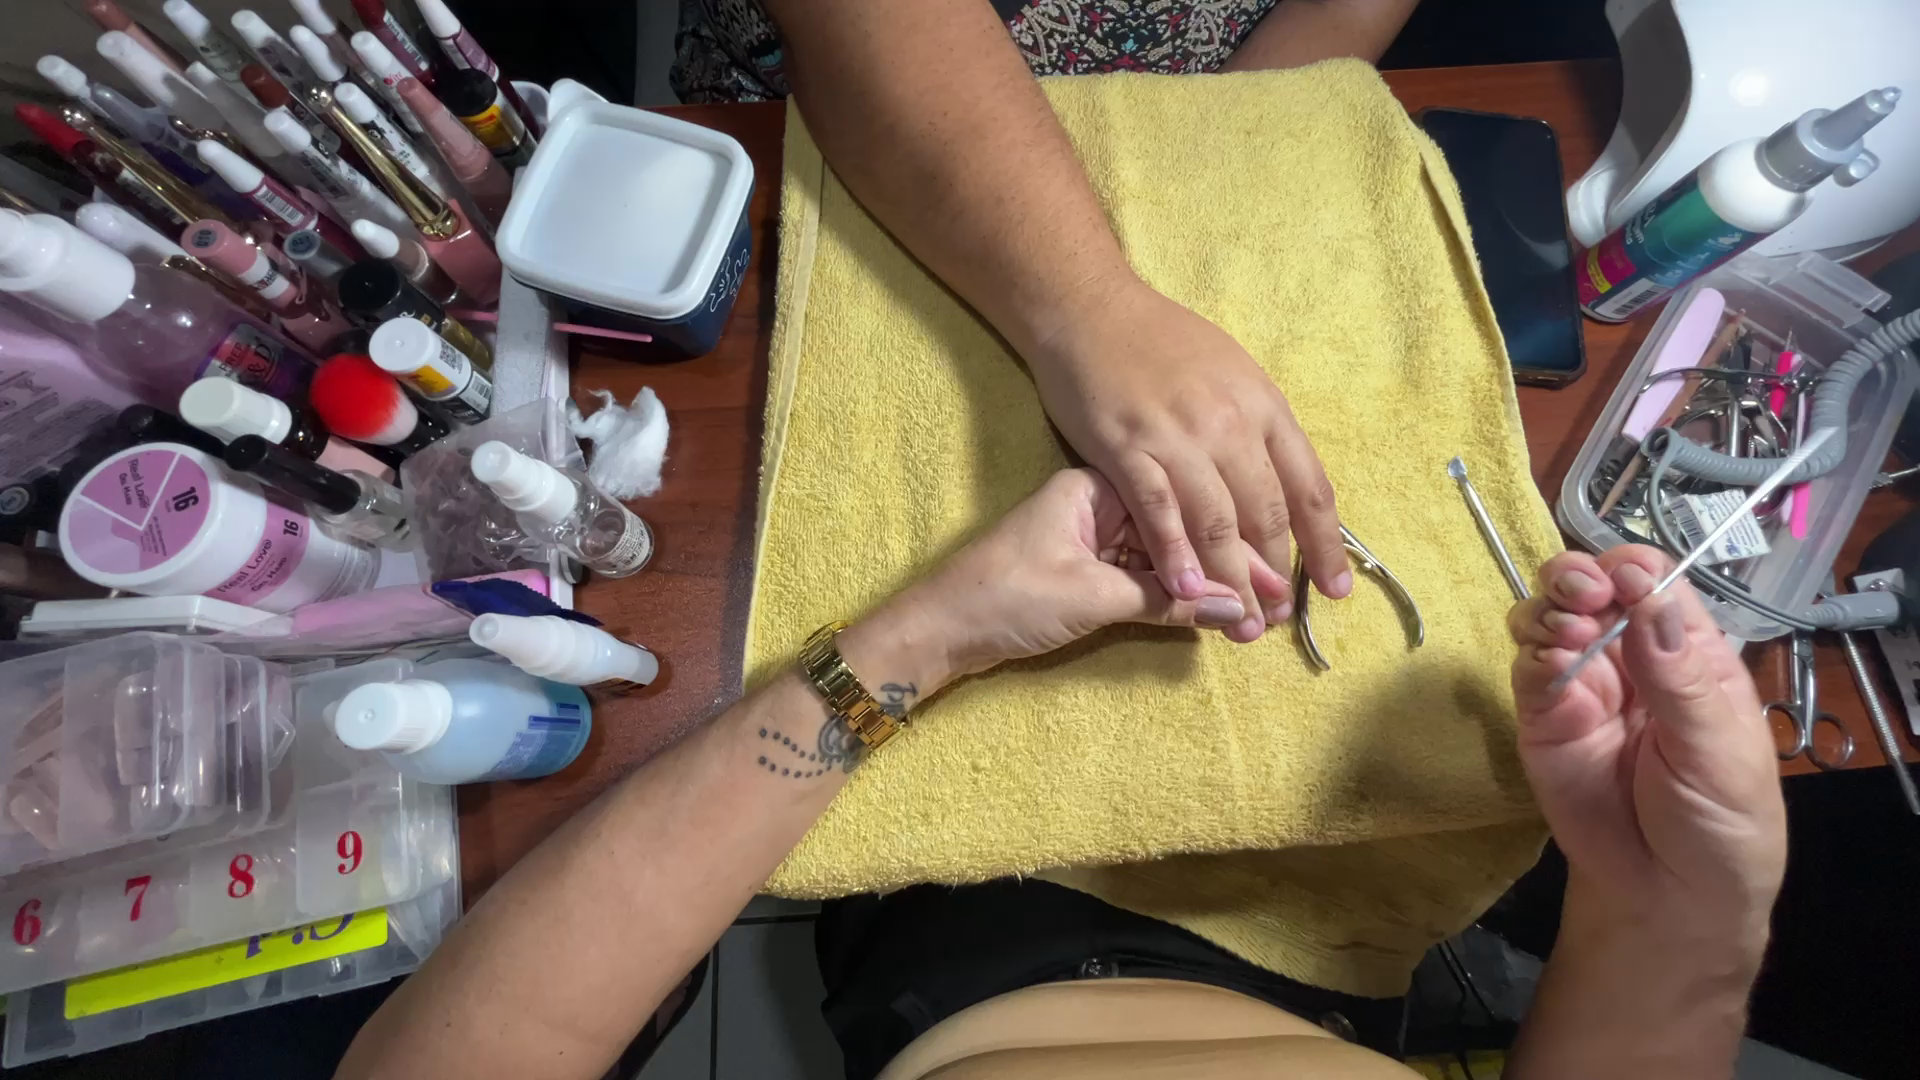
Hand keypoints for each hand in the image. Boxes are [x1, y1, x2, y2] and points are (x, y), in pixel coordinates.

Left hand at [870, 468, 1271, 686]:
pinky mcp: (1085, 570)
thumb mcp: (1090, 596)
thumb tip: (1235, 609)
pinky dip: (1172, 596)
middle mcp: (1100, 505)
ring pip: (1163, 558)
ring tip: (1255, 613)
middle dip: (1224, 568)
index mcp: (1097, 489)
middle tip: (1277, 601)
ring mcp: (1092, 538)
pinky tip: (1209, 610)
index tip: (1274, 578)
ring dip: (1203, 586)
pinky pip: (1141, 577)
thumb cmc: (1008, 596)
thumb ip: (1164, 601)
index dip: (1228, 544)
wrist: (941, 627)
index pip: (1179, 507)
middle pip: (1177, 532)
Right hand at [1025, 278, 1351, 644]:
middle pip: (1265, 513)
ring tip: (1241, 624)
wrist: (1091, 311)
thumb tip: (1273, 478)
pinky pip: (1158, 510)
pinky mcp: (1127, 449)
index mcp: (1261, 406)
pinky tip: (1185, 588)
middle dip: (1275, 574)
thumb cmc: (1158, 340)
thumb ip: (1252, 425)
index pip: (1307, 487)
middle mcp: (1228, 424)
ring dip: (1232, 579)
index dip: (1323, 545)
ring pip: (1216, 521)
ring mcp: (1176, 437)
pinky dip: (1173, 553)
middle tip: (1276, 620)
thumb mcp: (1228, 370)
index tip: (1333, 588)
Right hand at [1508, 546, 1785, 950]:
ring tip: (1564, 638)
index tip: (1620, 584)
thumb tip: (1649, 598)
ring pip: (1544, 616)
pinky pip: (1523, 664)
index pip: (1654, 587)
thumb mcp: (1719, 750)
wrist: (1661, 887)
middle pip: (1587, 588)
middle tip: (1579, 595)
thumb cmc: (1717, 821)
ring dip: (1547, 612)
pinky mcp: (1537, 709)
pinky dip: (1529, 654)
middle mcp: (1625, 656)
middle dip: (1575, 577)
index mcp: (1685, 655)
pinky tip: (1547, 667)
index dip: (1634, 572)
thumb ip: (1680, 676)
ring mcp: (1576, 680)